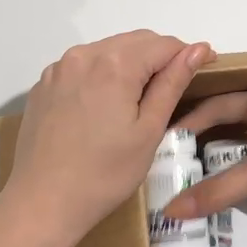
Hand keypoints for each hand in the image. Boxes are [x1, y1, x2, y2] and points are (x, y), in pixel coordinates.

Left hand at [6, 31, 212, 240]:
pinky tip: (104, 108)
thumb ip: (172, 83)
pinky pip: (82, 67)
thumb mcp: (149, 130)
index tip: (205, 70)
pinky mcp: (43, 86)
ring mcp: (58, 69)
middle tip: (175, 88)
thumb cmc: (105, 174)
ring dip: (129, 64)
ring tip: (140, 100)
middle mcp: (84, 55)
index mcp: (115, 64)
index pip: (163, 44)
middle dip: (159, 57)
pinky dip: (101, 75)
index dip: (188, 54)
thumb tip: (197, 49)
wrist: (41, 204)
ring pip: (107, 51)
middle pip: (134, 42)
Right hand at [162, 88, 246, 223]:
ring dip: (222, 163)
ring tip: (191, 182)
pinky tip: (226, 196)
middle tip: (173, 165)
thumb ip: (216, 191)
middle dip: (202, 144)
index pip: (216, 105)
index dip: (189, 122)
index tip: (163, 142)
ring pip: (245, 148)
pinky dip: (240, 178)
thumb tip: (171, 209)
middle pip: (229, 125)